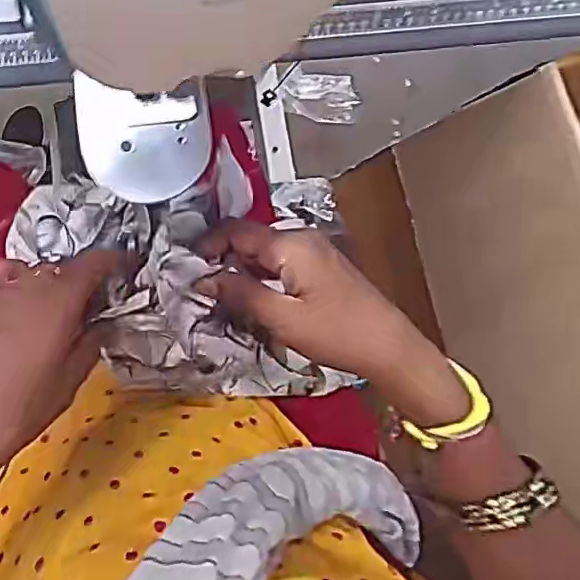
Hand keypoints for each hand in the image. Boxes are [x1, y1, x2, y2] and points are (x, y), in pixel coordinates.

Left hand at [0, 251, 122, 525]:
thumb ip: (92, 341)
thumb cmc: (12, 411)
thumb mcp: (70, 379)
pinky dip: (21, 291)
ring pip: (35, 272)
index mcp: (58, 296)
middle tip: (95, 308)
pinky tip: (24, 318)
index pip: (97, 261)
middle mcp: (26, 282)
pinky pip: (8, 282)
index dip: (116, 263)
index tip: (125, 270)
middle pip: (66, 267)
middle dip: (83, 283)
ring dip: (51, 288)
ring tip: (58, 320)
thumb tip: (102, 327)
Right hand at [195, 219, 470, 422]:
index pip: (236, 231)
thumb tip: (205, 279)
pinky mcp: (320, 265)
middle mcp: (301, 238)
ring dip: (242, 269)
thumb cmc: (339, 333)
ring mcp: (313, 250)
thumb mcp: (281, 318)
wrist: (391, 348)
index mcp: (290, 244)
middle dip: (223, 259)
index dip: (208, 245)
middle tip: (204, 287)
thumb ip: (240, 294)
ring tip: (226, 297)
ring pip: (263, 251)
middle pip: (249, 239)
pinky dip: (261, 275)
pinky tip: (256, 298)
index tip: (188, 266)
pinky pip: (279, 261)